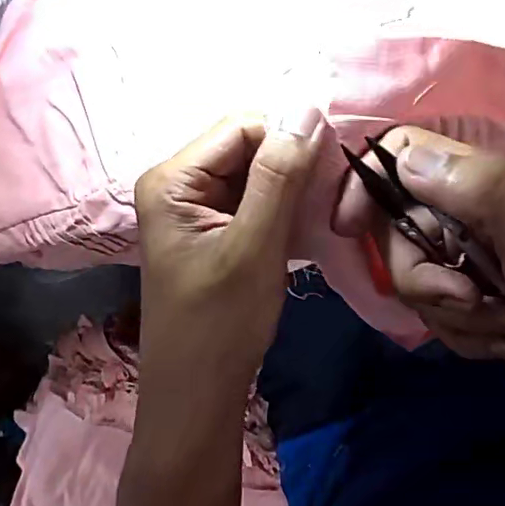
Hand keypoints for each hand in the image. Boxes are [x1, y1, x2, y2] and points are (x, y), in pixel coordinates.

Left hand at [135, 112, 323, 386]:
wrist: (199, 396)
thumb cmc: (220, 325)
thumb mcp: (255, 246)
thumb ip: (280, 176)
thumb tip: (308, 109)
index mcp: (171, 179)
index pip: (241, 127)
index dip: (289, 138)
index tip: (333, 167)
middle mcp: (178, 183)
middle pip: (248, 146)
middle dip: (292, 163)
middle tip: (331, 194)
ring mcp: (196, 206)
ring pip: (258, 171)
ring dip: (293, 186)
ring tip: (322, 212)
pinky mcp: (215, 227)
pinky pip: (256, 198)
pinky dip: (285, 206)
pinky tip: (306, 225)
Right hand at [334, 126, 504, 425]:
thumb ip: (483, 191)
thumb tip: (404, 155)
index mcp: (494, 182)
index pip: (409, 153)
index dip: (370, 181)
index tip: (351, 227)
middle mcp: (478, 215)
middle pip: (398, 227)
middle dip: (423, 274)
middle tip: (471, 298)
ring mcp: (480, 262)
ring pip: (417, 279)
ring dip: (451, 312)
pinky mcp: (483, 305)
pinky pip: (439, 316)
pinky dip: (467, 335)